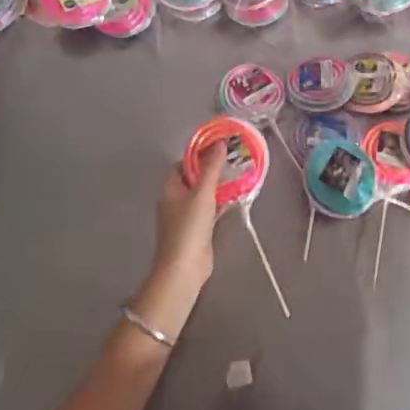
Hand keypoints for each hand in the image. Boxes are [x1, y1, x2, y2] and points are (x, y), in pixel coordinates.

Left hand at [146, 144, 226, 298]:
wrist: (185, 266)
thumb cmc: (189, 226)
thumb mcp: (202, 193)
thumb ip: (211, 168)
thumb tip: (219, 143)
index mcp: (170, 188)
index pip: (182, 164)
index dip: (198, 155)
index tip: (218, 148)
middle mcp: (175, 200)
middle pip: (193, 179)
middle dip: (211, 170)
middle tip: (232, 160)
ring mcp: (186, 216)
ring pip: (203, 195)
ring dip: (217, 187)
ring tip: (238, 175)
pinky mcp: (198, 229)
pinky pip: (209, 210)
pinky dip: (220, 203)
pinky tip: (236, 198)